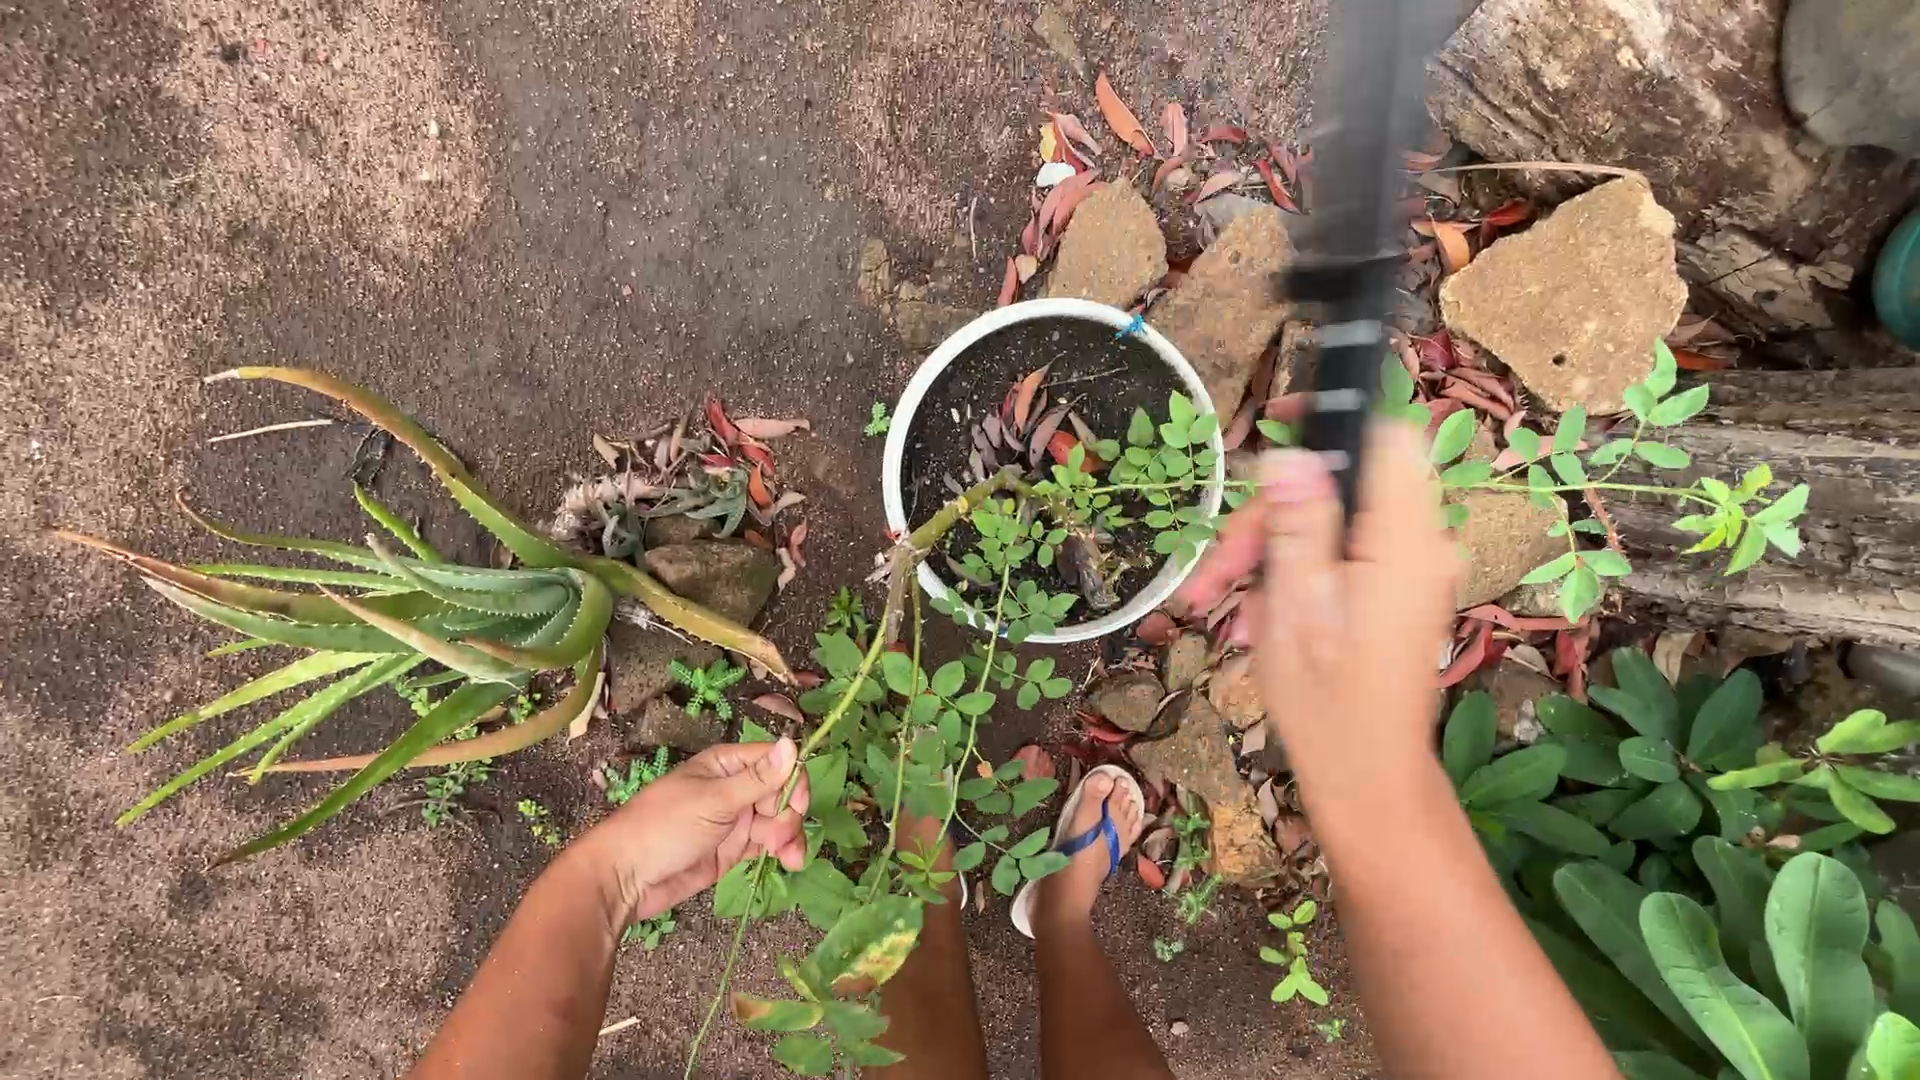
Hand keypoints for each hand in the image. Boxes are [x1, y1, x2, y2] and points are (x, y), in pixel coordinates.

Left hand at [572, 737, 810, 925]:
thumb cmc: (664, 827)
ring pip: (779, 820)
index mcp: (727, 765)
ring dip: (790, 836)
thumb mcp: (714, 800)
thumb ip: (758, 778)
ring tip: (791, 859)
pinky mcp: (734, 848)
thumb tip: (793, 742)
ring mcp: (735, 819)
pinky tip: (790, 862)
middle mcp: (735, 788)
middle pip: (781, 792)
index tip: (796, 805)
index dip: (792, 780)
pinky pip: (767, 843)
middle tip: (781, 838)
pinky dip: (782, 851)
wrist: (624, 879)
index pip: (776, 762)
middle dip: (790, 814)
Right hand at [1178, 421, 1457, 779]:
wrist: (1364, 773)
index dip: (1332, 421)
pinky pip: (1336, 555)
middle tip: (1216, 574)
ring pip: (1327, 522)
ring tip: (1218, 605)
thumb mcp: (1295, 608)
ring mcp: (1406, 570)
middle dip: (1267, 520)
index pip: (1386, 440)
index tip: (1271, 432)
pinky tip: (1252, 616)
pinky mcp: (1391, 591)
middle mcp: (1419, 546)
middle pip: (1338, 487)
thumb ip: (1298, 527)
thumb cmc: (1326, 700)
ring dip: (1266, 553)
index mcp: (1404, 543)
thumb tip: (1291, 457)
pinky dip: (1290, 575)